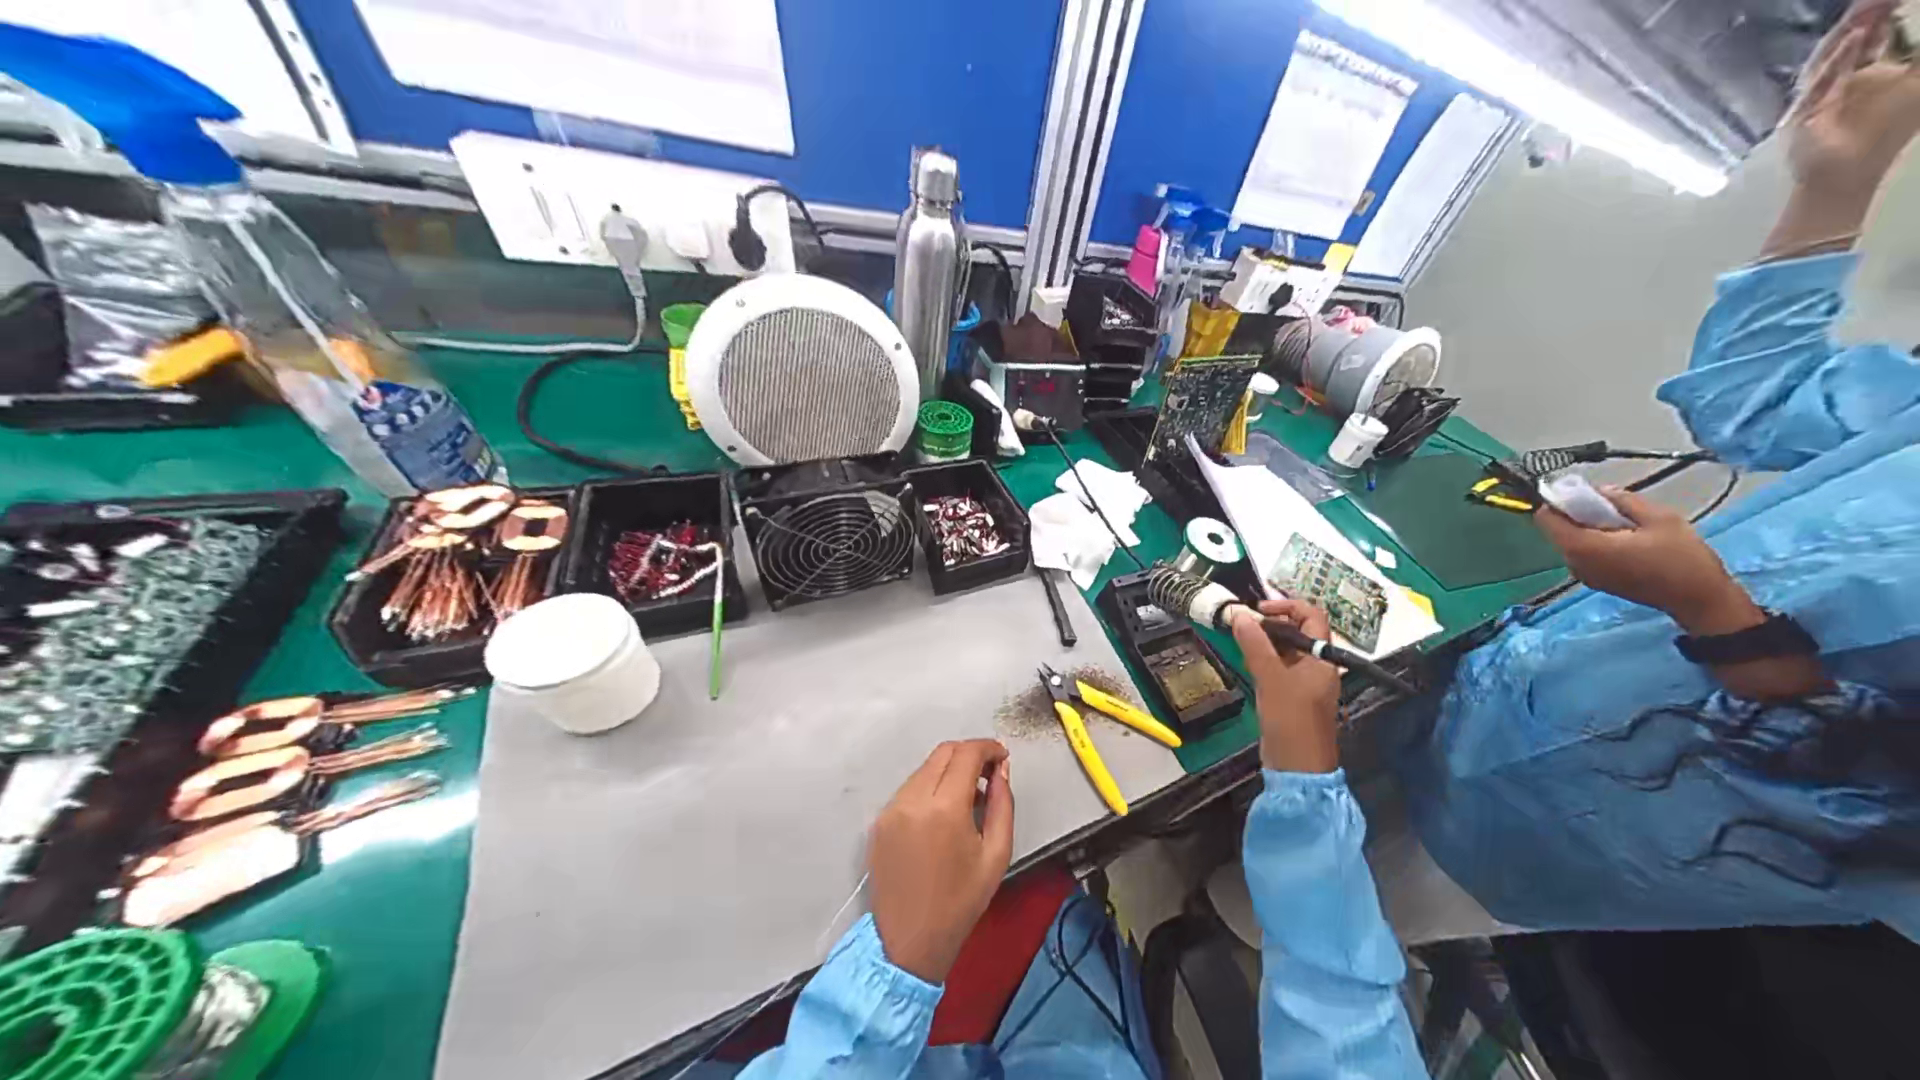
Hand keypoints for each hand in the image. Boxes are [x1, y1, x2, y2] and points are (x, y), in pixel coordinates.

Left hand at [867, 739, 1013, 983]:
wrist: (909, 941)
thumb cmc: (960, 902)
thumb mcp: (996, 855)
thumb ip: (1002, 804)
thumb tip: (1001, 769)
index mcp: (944, 808)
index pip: (966, 754)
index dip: (988, 747)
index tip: (1002, 756)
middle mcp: (912, 799)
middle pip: (943, 753)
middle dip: (969, 754)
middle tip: (989, 773)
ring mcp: (891, 808)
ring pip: (925, 768)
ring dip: (949, 770)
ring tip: (969, 796)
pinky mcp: (880, 820)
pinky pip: (909, 788)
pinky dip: (930, 787)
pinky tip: (944, 812)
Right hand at [1230, 598, 1341, 772]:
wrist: (1297, 765)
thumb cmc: (1291, 719)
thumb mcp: (1271, 677)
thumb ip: (1255, 644)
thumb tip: (1240, 615)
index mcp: (1322, 658)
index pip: (1312, 616)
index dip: (1287, 605)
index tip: (1258, 609)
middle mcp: (1317, 665)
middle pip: (1299, 630)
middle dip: (1271, 622)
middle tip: (1243, 622)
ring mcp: (1305, 681)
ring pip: (1286, 649)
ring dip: (1265, 640)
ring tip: (1239, 638)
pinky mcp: (1292, 695)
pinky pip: (1279, 666)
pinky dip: (1263, 658)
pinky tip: (1246, 660)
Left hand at [1533, 488, 1763, 634]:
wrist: (1700, 600)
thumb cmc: (1682, 558)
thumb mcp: (1661, 519)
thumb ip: (1624, 501)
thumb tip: (1600, 490)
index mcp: (1581, 546)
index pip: (1545, 519)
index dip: (1559, 503)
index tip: (1583, 495)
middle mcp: (1572, 561)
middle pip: (1559, 530)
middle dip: (1578, 515)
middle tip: (1612, 509)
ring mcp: (1581, 574)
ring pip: (1572, 542)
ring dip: (1589, 530)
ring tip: (1625, 526)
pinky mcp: (1594, 581)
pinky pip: (1584, 555)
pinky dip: (1596, 544)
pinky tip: (1626, 543)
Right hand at [1784, 2, 1919, 199]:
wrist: (1846, 173)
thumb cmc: (1886, 132)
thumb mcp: (1916, 83)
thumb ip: (1913, 58)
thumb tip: (1877, 40)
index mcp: (1871, 69)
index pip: (1877, 34)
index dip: (1883, 14)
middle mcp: (1843, 77)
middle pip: (1854, 39)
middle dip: (1867, 14)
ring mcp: (1821, 93)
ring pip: (1833, 55)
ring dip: (1852, 28)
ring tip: (1870, 4)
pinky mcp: (1806, 110)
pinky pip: (1823, 80)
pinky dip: (1839, 58)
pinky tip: (1857, 36)